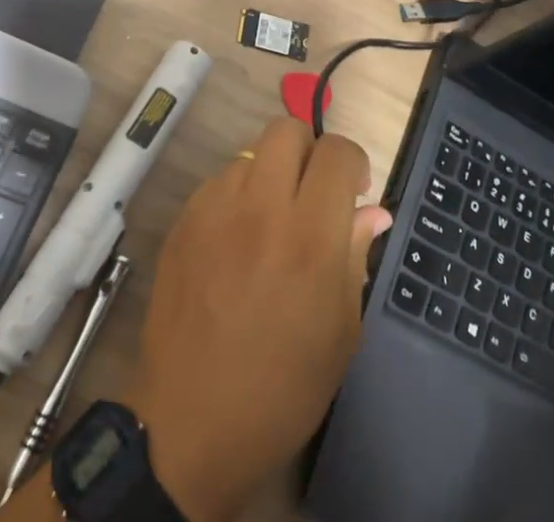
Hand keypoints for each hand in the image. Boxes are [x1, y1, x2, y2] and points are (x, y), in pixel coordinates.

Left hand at [121, 119, 392, 520]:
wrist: (190, 422)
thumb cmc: (281, 390)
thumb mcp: (341, 333)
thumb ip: (356, 258)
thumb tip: (373, 211)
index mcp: (310, 238)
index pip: (337, 153)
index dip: (355, 163)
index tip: (356, 192)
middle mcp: (259, 209)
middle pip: (286, 130)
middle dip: (311, 151)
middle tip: (316, 194)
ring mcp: (212, 213)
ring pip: (249, 154)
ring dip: (271, 173)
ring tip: (274, 220)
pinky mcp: (180, 226)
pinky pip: (217, 184)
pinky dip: (237, 196)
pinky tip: (238, 240)